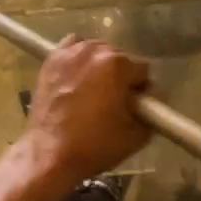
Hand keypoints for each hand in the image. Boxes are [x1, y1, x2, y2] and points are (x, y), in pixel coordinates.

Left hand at [23, 35, 152, 184]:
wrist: (50, 152)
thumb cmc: (94, 145)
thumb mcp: (135, 136)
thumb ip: (150, 114)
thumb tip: (147, 105)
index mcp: (118, 65)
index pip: (143, 70)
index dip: (142, 89)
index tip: (136, 105)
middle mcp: (95, 50)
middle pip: (119, 58)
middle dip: (121, 77)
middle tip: (115, 101)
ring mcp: (70, 52)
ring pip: (96, 51)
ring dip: (100, 66)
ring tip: (95, 90)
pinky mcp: (51, 59)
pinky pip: (72, 47)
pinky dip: (78, 57)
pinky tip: (78, 75)